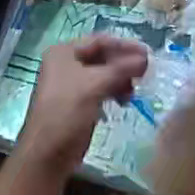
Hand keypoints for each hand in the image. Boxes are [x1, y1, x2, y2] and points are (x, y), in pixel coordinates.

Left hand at [18, 35, 149, 171]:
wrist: (47, 154)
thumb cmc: (67, 112)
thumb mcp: (95, 85)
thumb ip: (122, 68)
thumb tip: (146, 58)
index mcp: (64, 52)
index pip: (100, 41)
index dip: (124, 46)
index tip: (147, 55)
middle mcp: (66, 64)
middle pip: (102, 57)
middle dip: (124, 65)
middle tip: (145, 73)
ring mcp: (71, 84)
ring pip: (103, 74)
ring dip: (121, 80)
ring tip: (133, 92)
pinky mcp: (78, 102)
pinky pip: (101, 89)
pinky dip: (114, 92)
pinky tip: (124, 101)